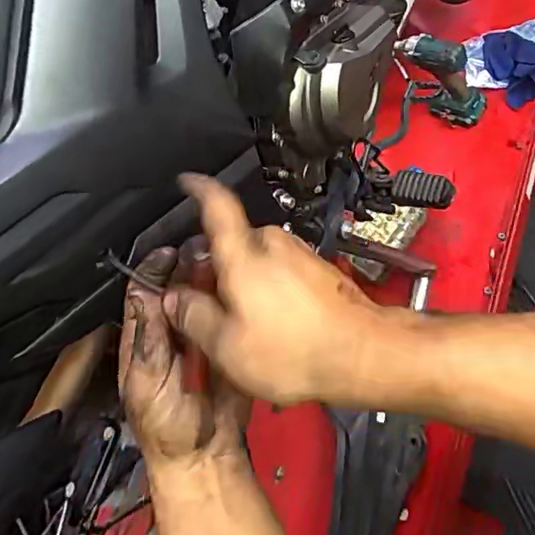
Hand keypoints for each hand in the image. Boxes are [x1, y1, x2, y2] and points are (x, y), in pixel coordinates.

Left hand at [118, 246, 248, 467]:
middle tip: (202, 249)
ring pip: (206, 293)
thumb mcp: (147, 387)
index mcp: (144, 339)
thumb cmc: (167, 431)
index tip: (169, 252)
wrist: (208, 454)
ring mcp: (203, 333)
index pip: (144, 292)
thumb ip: (148, 344)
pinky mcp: (229, 338)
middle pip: (179, 285)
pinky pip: (231, 310)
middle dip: (188, 264)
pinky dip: (235, 294)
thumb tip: (143, 297)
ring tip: (221, 260)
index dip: (154, 269)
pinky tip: (240, 282)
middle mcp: (174, 330)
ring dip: (213, 275)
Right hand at [166, 174, 395, 406]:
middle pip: (234, 243)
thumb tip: (175, 300)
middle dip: (219, 269)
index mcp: (245, 255)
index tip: (188, 182)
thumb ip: (194, 316)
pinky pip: (282, 272)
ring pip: (259, 261)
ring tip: (248, 329)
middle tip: (210, 307)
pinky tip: (276, 327)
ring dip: (248, 285)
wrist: (359, 352)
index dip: (200, 189)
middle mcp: (274, 244)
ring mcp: (299, 254)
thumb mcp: (226, 345)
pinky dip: (272, 292)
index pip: (218, 205)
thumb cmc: (296, 349)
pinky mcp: (317, 268)